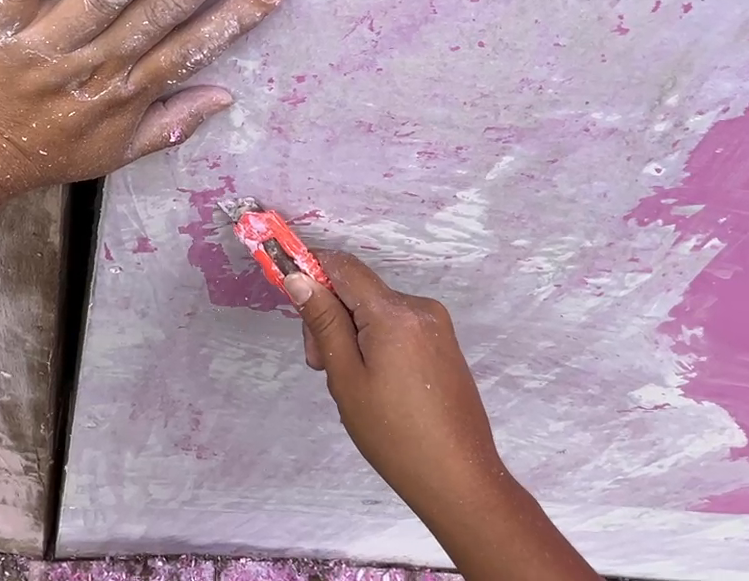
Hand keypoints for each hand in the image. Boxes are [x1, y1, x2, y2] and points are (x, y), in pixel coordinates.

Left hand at [0, 0, 284, 201]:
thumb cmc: (43, 153)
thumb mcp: (113, 154)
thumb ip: (170, 125)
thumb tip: (225, 96)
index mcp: (124, 92)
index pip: (189, 50)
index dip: (233, 18)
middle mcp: (94, 64)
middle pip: (160, 10)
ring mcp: (47, 42)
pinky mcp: (0, 23)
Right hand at [286, 250, 506, 511]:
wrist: (461, 483)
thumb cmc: (394, 434)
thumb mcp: (346, 377)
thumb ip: (322, 321)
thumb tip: (297, 277)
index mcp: (394, 313)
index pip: (342, 265)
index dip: (309, 266)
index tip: (287, 289)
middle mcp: (419, 307)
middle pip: (357, 290)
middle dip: (329, 315)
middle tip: (319, 363)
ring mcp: (436, 326)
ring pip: (374, 310)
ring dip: (350, 332)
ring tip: (348, 383)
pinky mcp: (442, 345)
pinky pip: (395, 326)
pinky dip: (374, 342)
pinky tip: (374, 384)